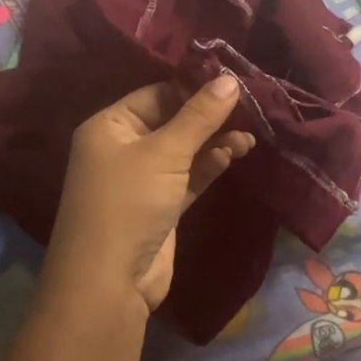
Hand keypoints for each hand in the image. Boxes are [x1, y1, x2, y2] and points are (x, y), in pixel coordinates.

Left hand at [46, 77, 254, 312]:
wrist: (109, 282)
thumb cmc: (128, 202)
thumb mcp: (165, 153)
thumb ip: (200, 117)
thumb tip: (230, 79)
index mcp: (109, 126)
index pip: (155, 94)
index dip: (192, 87)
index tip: (232, 80)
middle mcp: (122, 147)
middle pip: (171, 120)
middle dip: (208, 115)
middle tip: (249, 105)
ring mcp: (141, 179)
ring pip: (183, 150)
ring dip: (214, 141)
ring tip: (251, 134)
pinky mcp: (160, 206)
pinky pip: (187, 176)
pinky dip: (209, 165)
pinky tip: (234, 152)